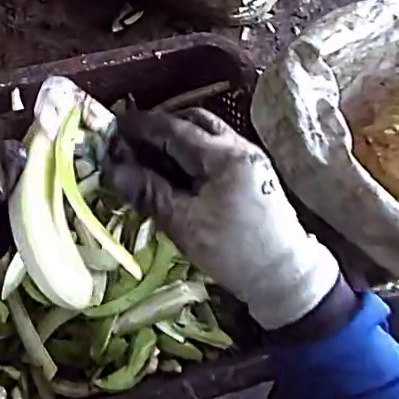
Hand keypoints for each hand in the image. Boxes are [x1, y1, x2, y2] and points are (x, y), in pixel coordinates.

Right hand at [105, 109, 340, 329]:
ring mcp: (248, 157)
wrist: (286, 278)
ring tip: (148, 152)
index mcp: (224, 156)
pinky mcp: (250, 171)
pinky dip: (190, 149)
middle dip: (159, 125)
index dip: (141, 126)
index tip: (114, 127)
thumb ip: (148, 191)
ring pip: (206, 132)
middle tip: (131, 138)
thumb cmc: (233, 252)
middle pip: (193, 120)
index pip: (174, 129)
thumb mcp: (183, 223)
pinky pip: (214, 147)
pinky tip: (172, 167)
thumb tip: (112, 170)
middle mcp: (239, 147)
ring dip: (175, 136)